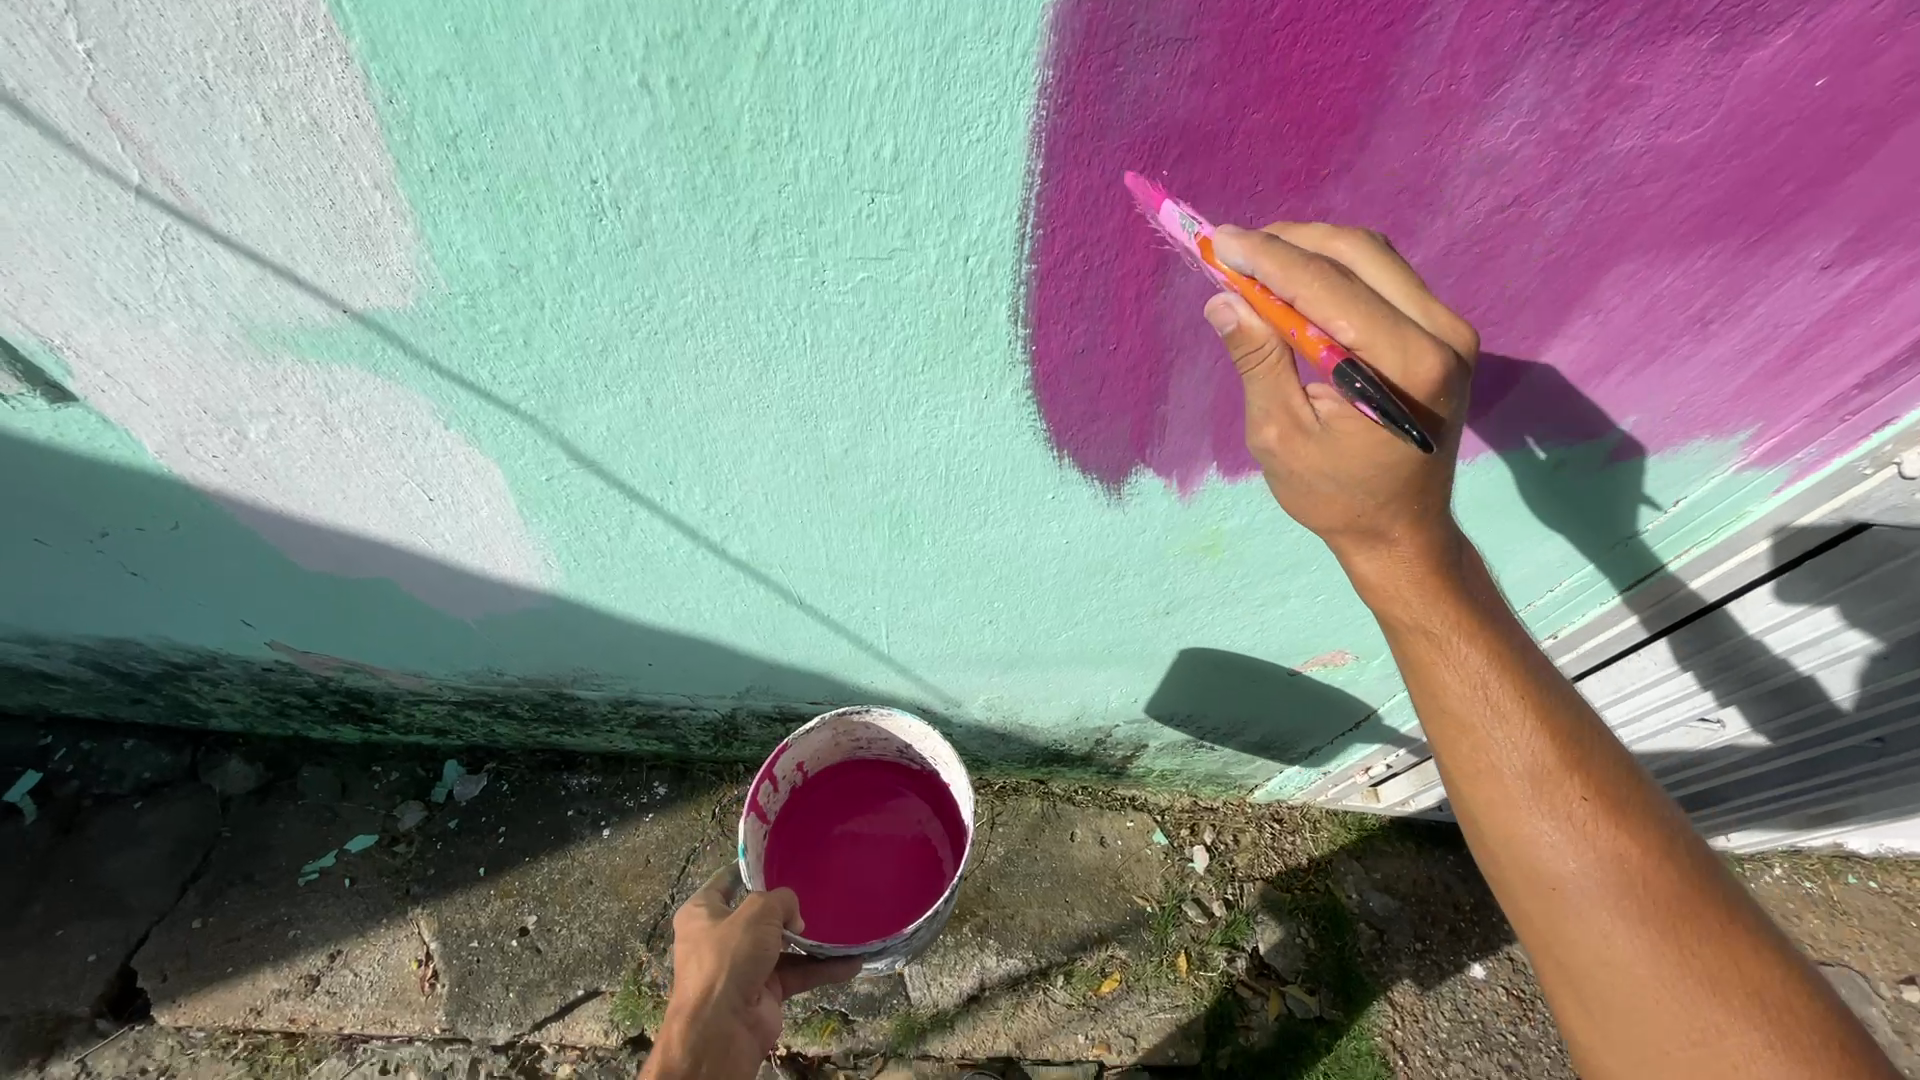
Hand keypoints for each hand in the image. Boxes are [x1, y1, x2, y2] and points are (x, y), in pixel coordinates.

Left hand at [641, 867, 859, 1079]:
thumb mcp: (757, 912)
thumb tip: (793, 918)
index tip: (776, 858)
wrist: (722, 1030)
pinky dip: (822, 969)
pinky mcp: (764, 992)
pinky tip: (850, 962)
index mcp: (702, 913)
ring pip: (782, 946)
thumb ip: (781, 900)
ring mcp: (743, 967)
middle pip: (759, 915)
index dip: (748, 869)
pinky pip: (797, 973)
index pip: (725, 882)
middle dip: (787, 908)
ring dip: (811, 940)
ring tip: (842, 924)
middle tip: (816, 892)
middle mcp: (720, 938)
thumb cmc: (729, 957)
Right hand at [1204, 224, 1478, 576]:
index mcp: (1406, 365)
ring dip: (1312, 250)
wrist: (1400, 530)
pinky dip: (1335, 271)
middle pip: (1361, 254)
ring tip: (1257, 261)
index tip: (1219, 240)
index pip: (1328, 288)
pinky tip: (1295, 282)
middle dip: (1291, 242)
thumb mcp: (1280, 436)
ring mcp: (1451, 330)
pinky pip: (1385, 280)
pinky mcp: (1443, 334)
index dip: (1269, 259)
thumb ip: (1258, 362)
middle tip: (1233, 247)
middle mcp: (1442, 334)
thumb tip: (1223, 300)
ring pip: (1375, 258)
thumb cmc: (1334, 495)